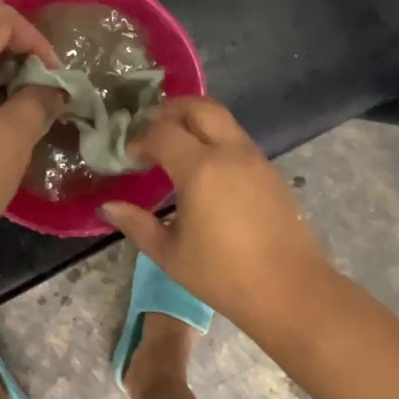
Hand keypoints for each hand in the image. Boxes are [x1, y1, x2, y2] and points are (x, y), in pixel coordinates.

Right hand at [99, 97, 335, 331]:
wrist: (290, 290)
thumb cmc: (223, 275)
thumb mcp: (169, 254)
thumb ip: (136, 224)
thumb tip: (108, 206)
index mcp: (200, 169)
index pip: (162, 131)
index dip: (140, 138)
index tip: (130, 156)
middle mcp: (229, 153)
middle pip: (198, 107)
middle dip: (170, 110)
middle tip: (152, 130)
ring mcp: (255, 159)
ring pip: (222, 120)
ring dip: (195, 122)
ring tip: (176, 147)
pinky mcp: (271, 172)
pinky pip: (237, 140)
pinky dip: (215, 140)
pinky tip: (205, 170)